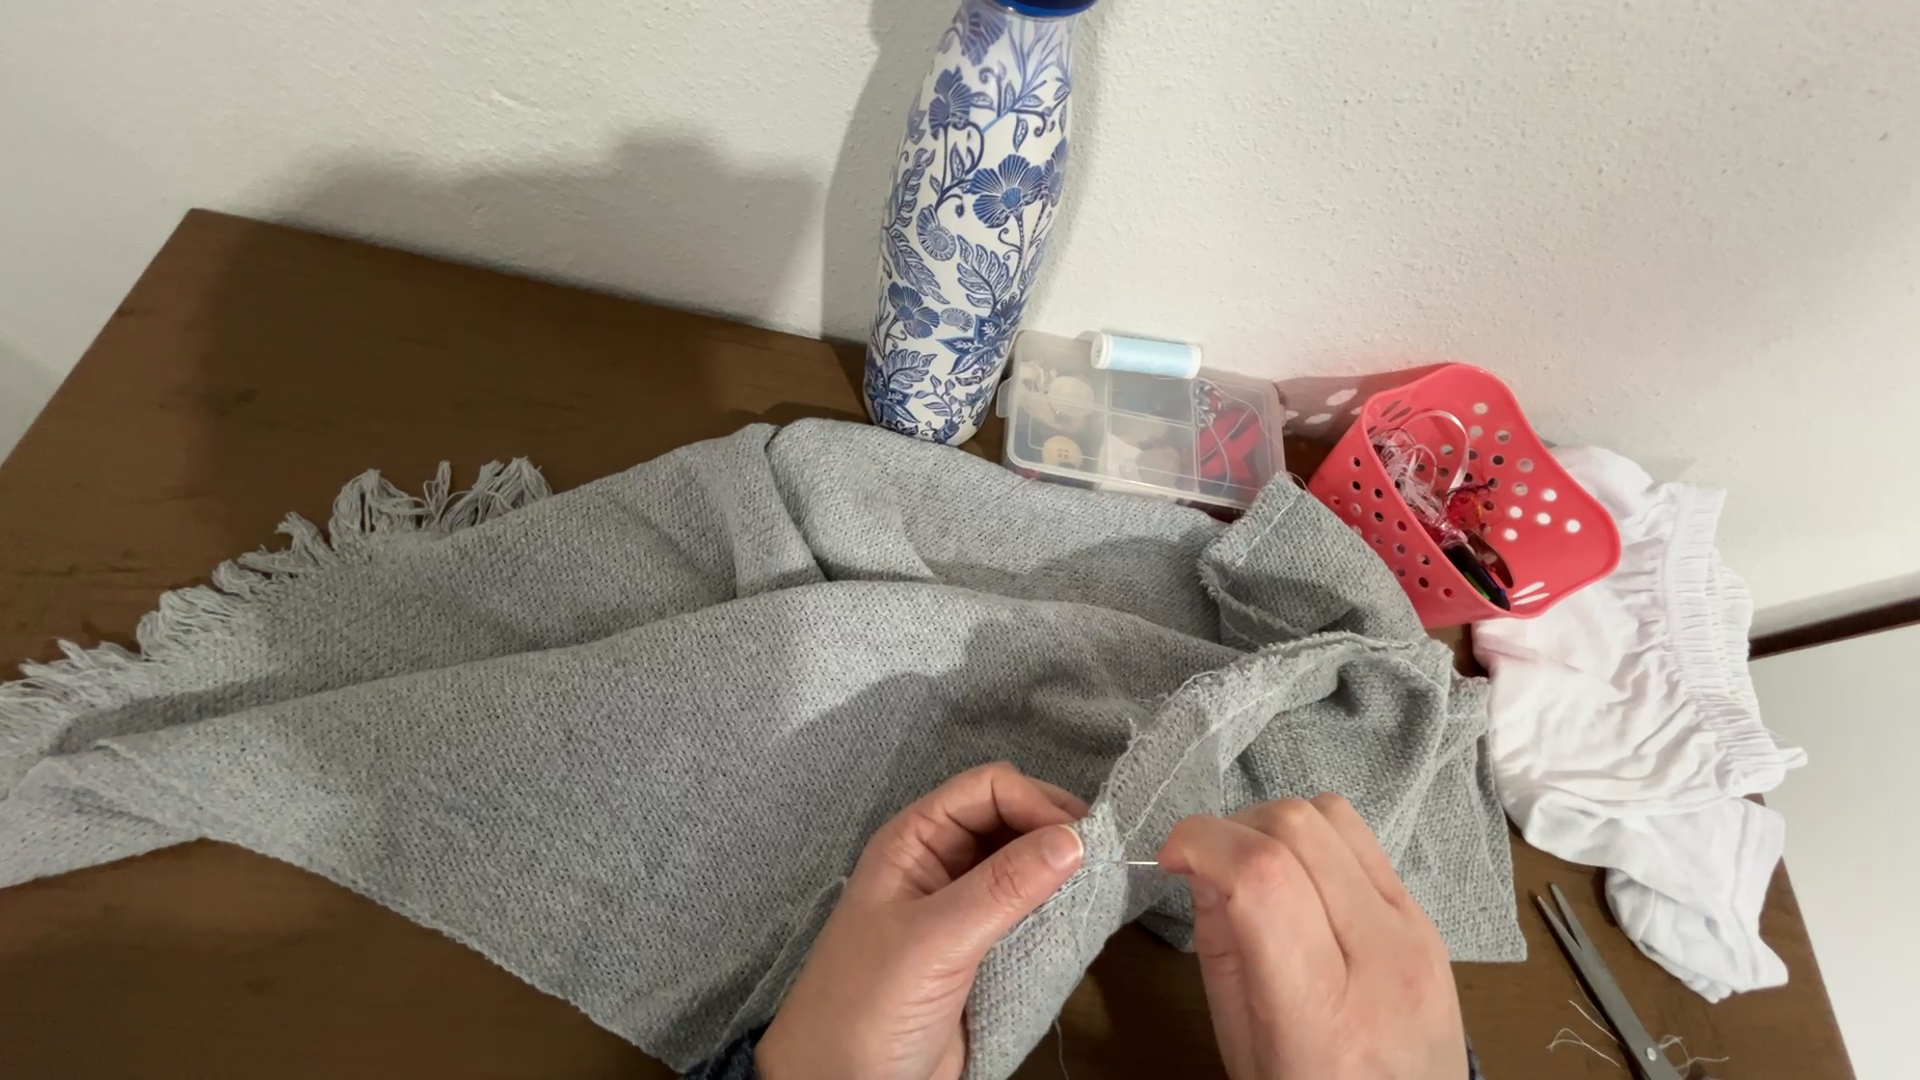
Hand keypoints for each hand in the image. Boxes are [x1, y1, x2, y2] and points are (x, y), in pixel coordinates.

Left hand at [757, 763, 1086, 1079]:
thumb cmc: (870, 1003)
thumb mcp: (934, 941)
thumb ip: (1003, 887)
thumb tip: (1074, 838)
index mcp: (916, 838)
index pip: (986, 789)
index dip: (1034, 803)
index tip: (1079, 840)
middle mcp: (941, 858)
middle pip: (1007, 815)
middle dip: (1051, 826)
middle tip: (1101, 855)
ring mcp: (961, 900)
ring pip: (1020, 857)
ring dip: (1057, 863)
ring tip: (1099, 879)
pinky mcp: (980, 942)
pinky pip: (1025, 903)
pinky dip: (1054, 900)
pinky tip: (1078, 909)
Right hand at [1158, 795, 1465, 1079]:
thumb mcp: (1236, 1032)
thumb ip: (1217, 936)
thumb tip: (1201, 860)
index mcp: (1325, 1010)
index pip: (1262, 876)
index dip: (1202, 841)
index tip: (1171, 857)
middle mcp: (1385, 959)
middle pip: (1296, 828)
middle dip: (1231, 827)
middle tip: (1211, 864)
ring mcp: (1416, 931)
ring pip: (1330, 813)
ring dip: (1274, 824)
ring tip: (1256, 864)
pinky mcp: (1428, 917)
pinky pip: (1359, 836)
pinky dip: (1312, 838)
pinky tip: (1300, 877)